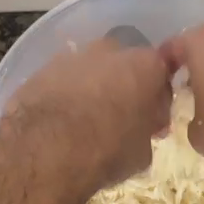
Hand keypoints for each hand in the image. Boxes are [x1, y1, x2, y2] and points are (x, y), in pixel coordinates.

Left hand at [0, 38, 171, 192]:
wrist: (45, 149)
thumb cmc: (106, 149)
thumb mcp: (142, 152)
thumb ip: (145, 131)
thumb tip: (138, 133)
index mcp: (144, 66)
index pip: (162, 72)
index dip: (158, 98)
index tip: (153, 120)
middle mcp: (110, 51)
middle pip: (124, 65)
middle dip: (125, 87)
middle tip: (120, 119)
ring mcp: (72, 56)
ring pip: (91, 70)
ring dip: (93, 90)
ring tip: (85, 123)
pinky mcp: (42, 69)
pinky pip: (63, 80)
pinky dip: (65, 95)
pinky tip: (60, 122)